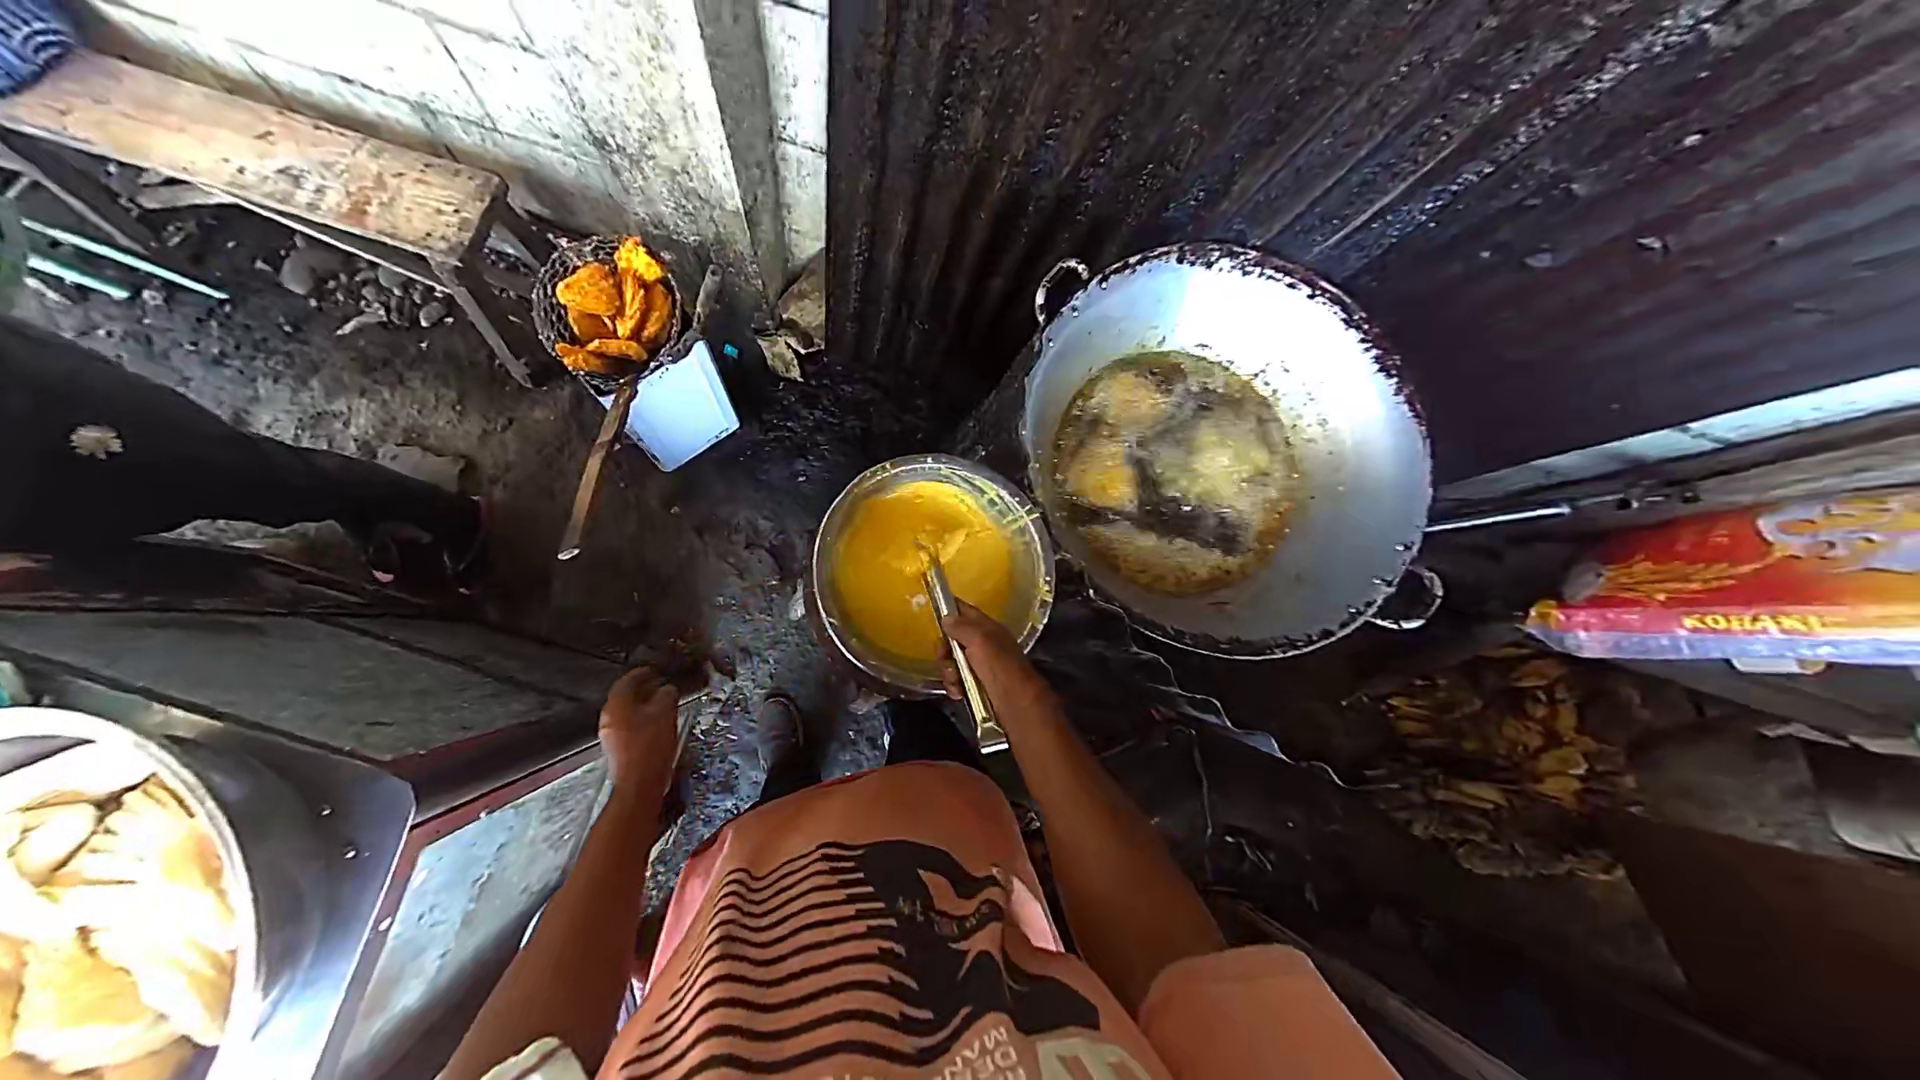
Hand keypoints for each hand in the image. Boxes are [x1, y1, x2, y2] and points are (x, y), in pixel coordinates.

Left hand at [599, 667, 679, 799]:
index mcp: (617, 705)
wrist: (640, 784)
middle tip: (659, 685)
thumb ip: (666, 695)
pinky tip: (656, 723)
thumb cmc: (651, 745)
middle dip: (643, 689)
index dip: (642, 673)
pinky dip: (642, 719)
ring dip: (643, 705)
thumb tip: (668, 689)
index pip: (627, 680)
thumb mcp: (665, 712)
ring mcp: (610, 734)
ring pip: (627, 712)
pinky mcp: (617, 749)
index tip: (653, 670)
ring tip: (662, 703)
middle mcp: (608, 717)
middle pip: (625, 696)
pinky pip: (629, 726)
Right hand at [939, 601, 1053, 715]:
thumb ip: (962, 627)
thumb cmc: (1000, 667)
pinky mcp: (976, 685)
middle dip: (944, 650)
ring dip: (948, 672)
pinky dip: (954, 686)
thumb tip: (946, 617)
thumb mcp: (980, 641)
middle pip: (952, 639)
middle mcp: (983, 644)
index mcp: (987, 628)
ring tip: (955, 682)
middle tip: (947, 659)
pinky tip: (958, 693)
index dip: (949, 609)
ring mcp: (980, 665)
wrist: (1017, 704)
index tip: (932, 614)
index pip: (964, 611)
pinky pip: (957, 680)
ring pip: (952, 661)